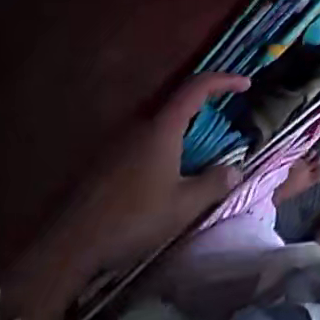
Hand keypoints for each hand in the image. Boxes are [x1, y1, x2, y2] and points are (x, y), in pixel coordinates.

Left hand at [50, 72, 249, 272]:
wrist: (74, 239)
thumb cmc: (133, 218)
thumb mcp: (182, 206)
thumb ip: (213, 184)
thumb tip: (237, 170)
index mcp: (163, 127)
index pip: (197, 87)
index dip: (223, 80)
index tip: (245, 84)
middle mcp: (142, 123)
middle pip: (179, 101)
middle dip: (205, 104)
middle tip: (226, 120)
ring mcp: (122, 138)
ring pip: (161, 122)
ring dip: (185, 128)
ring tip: (201, 152)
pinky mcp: (109, 156)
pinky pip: (146, 138)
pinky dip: (166, 144)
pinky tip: (168, 172)